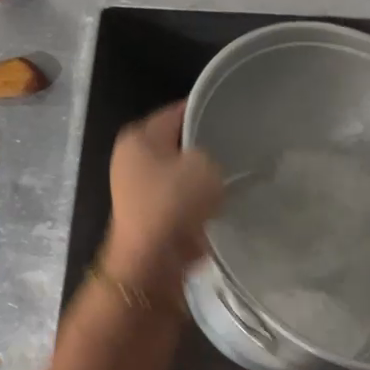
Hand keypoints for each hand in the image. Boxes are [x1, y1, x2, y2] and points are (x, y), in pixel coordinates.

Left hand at [99, 102, 223, 290]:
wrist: (154, 259)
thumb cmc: (175, 202)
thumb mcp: (204, 164)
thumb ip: (210, 151)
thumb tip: (210, 156)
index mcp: (139, 136)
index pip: (178, 111)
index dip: (208, 110)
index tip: (236, 115)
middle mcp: (131, 158)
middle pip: (176, 142)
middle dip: (204, 144)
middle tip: (238, 145)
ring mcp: (136, 188)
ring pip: (179, 171)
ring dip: (202, 175)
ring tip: (234, 173)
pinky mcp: (148, 214)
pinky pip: (180, 196)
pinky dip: (197, 198)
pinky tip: (221, 200)